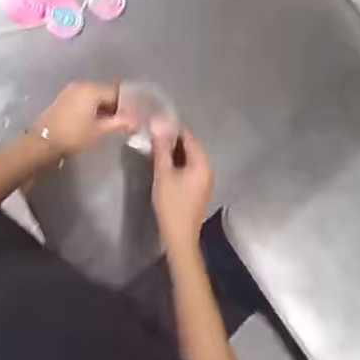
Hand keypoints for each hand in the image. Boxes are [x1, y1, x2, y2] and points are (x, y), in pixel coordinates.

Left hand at [32, 81, 138, 156]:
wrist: (42, 142)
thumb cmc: (73, 135)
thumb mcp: (99, 130)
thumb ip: (120, 122)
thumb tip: (138, 120)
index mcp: (92, 88)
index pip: (118, 92)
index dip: (129, 105)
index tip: (137, 117)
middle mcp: (82, 84)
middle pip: (107, 92)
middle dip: (118, 106)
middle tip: (129, 122)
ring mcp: (72, 91)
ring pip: (97, 96)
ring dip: (107, 108)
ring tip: (116, 123)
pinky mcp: (66, 99)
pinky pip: (87, 99)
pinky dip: (95, 108)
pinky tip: (100, 121)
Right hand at [150, 121, 213, 249]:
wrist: (179, 237)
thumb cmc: (172, 204)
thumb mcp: (163, 173)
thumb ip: (161, 147)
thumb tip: (158, 122)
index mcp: (202, 163)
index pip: (189, 136)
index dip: (173, 127)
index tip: (155, 122)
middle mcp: (207, 169)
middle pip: (190, 146)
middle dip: (172, 139)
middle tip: (152, 134)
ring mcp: (203, 180)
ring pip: (188, 158)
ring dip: (173, 151)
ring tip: (154, 146)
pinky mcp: (197, 189)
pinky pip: (188, 168)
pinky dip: (176, 162)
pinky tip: (162, 163)